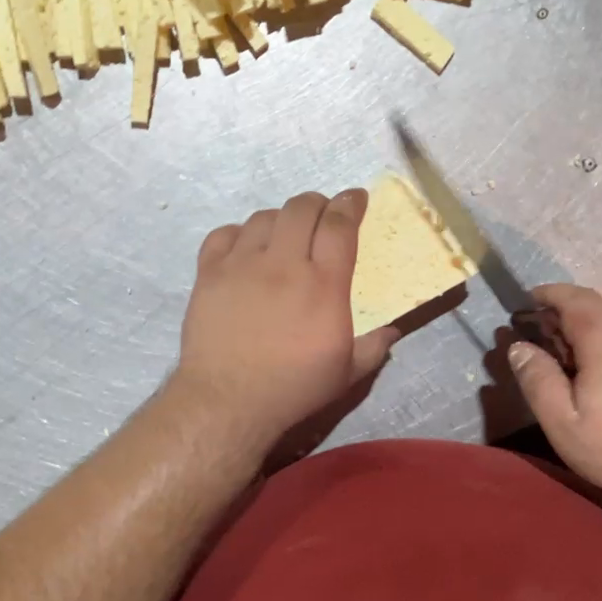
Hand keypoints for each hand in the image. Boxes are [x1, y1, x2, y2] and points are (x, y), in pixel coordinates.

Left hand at [168, 190, 397, 446]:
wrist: (227, 400)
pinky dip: (238, 234)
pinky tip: (244, 248)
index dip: (350, 204)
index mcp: (323, 285)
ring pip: (263, 218)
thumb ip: (372, 349)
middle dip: (317, 204)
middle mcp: (284, 264)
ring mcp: (242, 265)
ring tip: (283, 234)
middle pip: (301, 208)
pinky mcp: (209, 274)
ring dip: (279, 219)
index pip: (340, 225)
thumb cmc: (292, 390)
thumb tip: (392, 332)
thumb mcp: (344, 376)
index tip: (355, 199)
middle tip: (321, 215)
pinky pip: (223, 235)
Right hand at [508, 284, 601, 526]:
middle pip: (600, 320)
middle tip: (545, 349)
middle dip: (568, 325)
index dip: (552, 293)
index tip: (531, 298)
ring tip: (579, 378)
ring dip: (595, 347)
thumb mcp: (563, 424)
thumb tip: (518, 347)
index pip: (578, 299)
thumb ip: (538, 381)